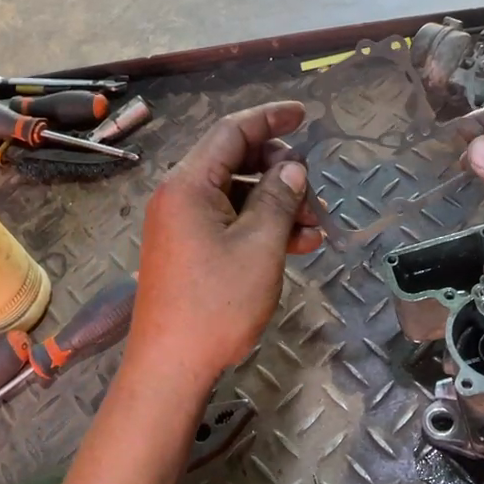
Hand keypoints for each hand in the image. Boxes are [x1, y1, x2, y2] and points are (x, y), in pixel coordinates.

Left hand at [127, 102, 322, 392]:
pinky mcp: (187, 249)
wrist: (170, 368)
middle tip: (313, 195)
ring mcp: (181, 223)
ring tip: (314, 231)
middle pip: (235, 161)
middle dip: (280, 172)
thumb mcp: (259, 247)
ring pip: (236, 194)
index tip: (303, 115)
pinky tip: (295, 246)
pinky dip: (260, 227)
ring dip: (276, 205)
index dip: (270, 118)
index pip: (231, 131)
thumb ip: (279, 198)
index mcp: (188, 184)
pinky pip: (228, 221)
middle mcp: (179, 195)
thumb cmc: (216, 303)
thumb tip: (292, 168)